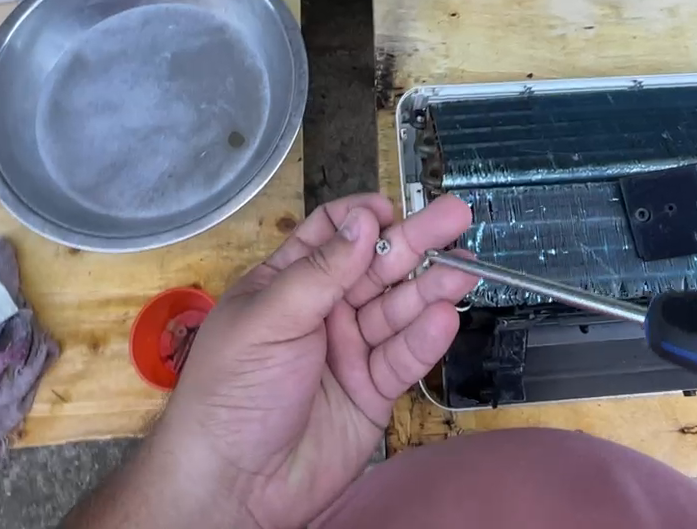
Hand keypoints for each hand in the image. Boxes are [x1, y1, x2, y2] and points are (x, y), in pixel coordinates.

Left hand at [77, 193, 476, 528]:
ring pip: (398, 308)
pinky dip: (425, 338)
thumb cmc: (232, 389)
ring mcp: (351, 348)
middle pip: (377, 265)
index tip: (391, 209)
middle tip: (456, 216)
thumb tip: (364, 218)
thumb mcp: (269, 318)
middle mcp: (325, 307)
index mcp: (290, 280)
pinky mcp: (373, 390)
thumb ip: (322, 270)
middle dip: (416, 240)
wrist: (232, 487)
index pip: (332, 232)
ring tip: (464, 268)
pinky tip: (446, 316)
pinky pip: (403, 358)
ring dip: (431, 286)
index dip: (363, 217)